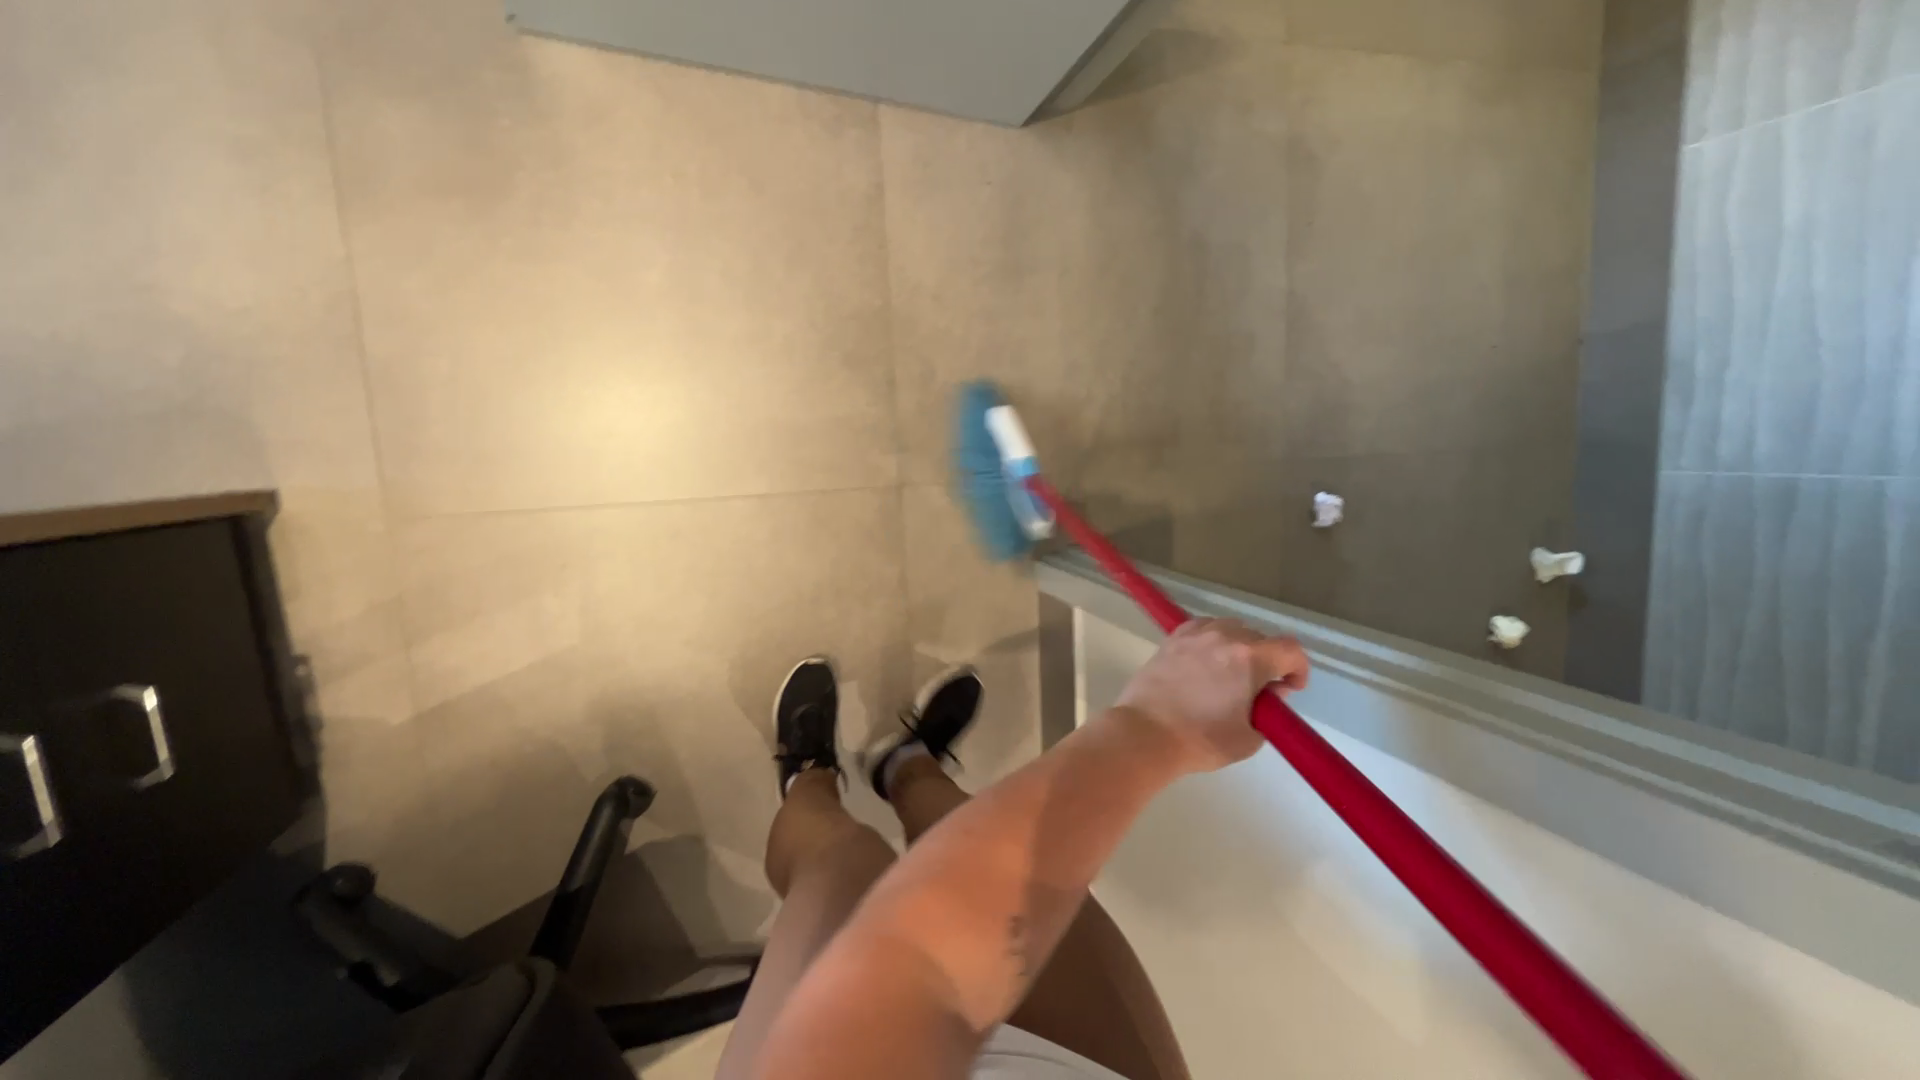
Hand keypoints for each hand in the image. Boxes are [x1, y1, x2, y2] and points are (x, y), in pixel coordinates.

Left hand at [1112, 618, 1309, 772]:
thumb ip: (1268, 711)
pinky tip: (1207, 661)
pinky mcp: (1172, 638)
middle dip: (1268, 661)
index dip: (1298, 669)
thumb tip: (1269, 692)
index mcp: (1248, 657)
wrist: (1145, 733)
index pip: (1290, 649)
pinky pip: (1204, 628)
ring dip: (1240, 647)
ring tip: (1232, 673)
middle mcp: (1224, 636)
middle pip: (1260, 638)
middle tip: (1259, 689)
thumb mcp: (1250, 737)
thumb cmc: (1201, 740)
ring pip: (1231, 628)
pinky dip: (1213, 640)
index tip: (1290, 688)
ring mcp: (1195, 634)